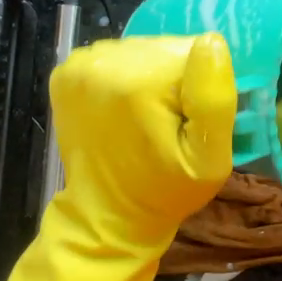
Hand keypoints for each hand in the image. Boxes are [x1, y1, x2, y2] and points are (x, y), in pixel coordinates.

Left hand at [0, 34, 234, 280]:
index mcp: (128, 82)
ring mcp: (74, 73)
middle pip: (164, 51)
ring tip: (160, 128)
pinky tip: (138, 120)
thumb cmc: (158, 206)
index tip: (206, 121)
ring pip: (141, 54)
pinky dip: (133, 84)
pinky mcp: (66, 82)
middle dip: (182, 83)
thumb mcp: (206, 164)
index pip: (192, 54)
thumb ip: (215, 100)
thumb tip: (215, 46)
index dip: (207, 88)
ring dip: (158, 84)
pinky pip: (117, 64)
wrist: (98, 233)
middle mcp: (94, 66)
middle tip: (184, 128)